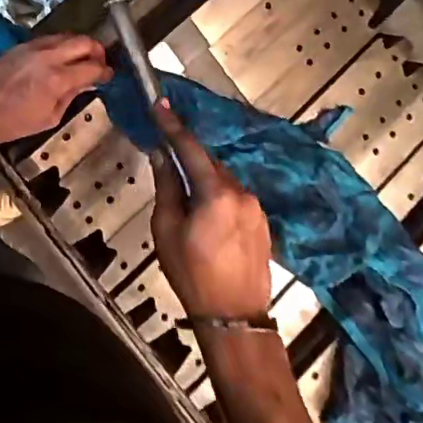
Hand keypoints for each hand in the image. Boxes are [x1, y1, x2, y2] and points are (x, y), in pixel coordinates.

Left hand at [0, 34, 111, 144]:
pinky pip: (51, 39)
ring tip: (82, 60)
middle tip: (99, 63)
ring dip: (79, 45)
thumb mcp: (50, 117)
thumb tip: (86, 82)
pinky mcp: (23, 45)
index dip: (105, 71)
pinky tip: (61, 59)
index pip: (92, 66)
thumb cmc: (15, 121)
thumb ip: (72, 95)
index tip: (109, 75)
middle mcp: (49, 56)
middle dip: (97, 50)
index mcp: (58, 78)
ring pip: (67, 36)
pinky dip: (62, 45)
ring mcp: (35, 47)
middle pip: (84, 41)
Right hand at [151, 100, 273, 319]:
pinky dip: (218, 193)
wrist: (234, 318)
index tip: (159, 104)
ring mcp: (256, 207)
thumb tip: (163, 155)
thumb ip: (167, 187)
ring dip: (204, 177)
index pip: (190, 147)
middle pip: (209, 161)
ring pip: (223, 178)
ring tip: (185, 192)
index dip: (172, 125)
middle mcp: (241, 192)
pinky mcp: (262, 222)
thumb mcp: (167, 229)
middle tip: (166, 154)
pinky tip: (206, 211)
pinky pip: (235, 196)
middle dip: (188, 155)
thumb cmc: (193, 273)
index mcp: (216, 192)